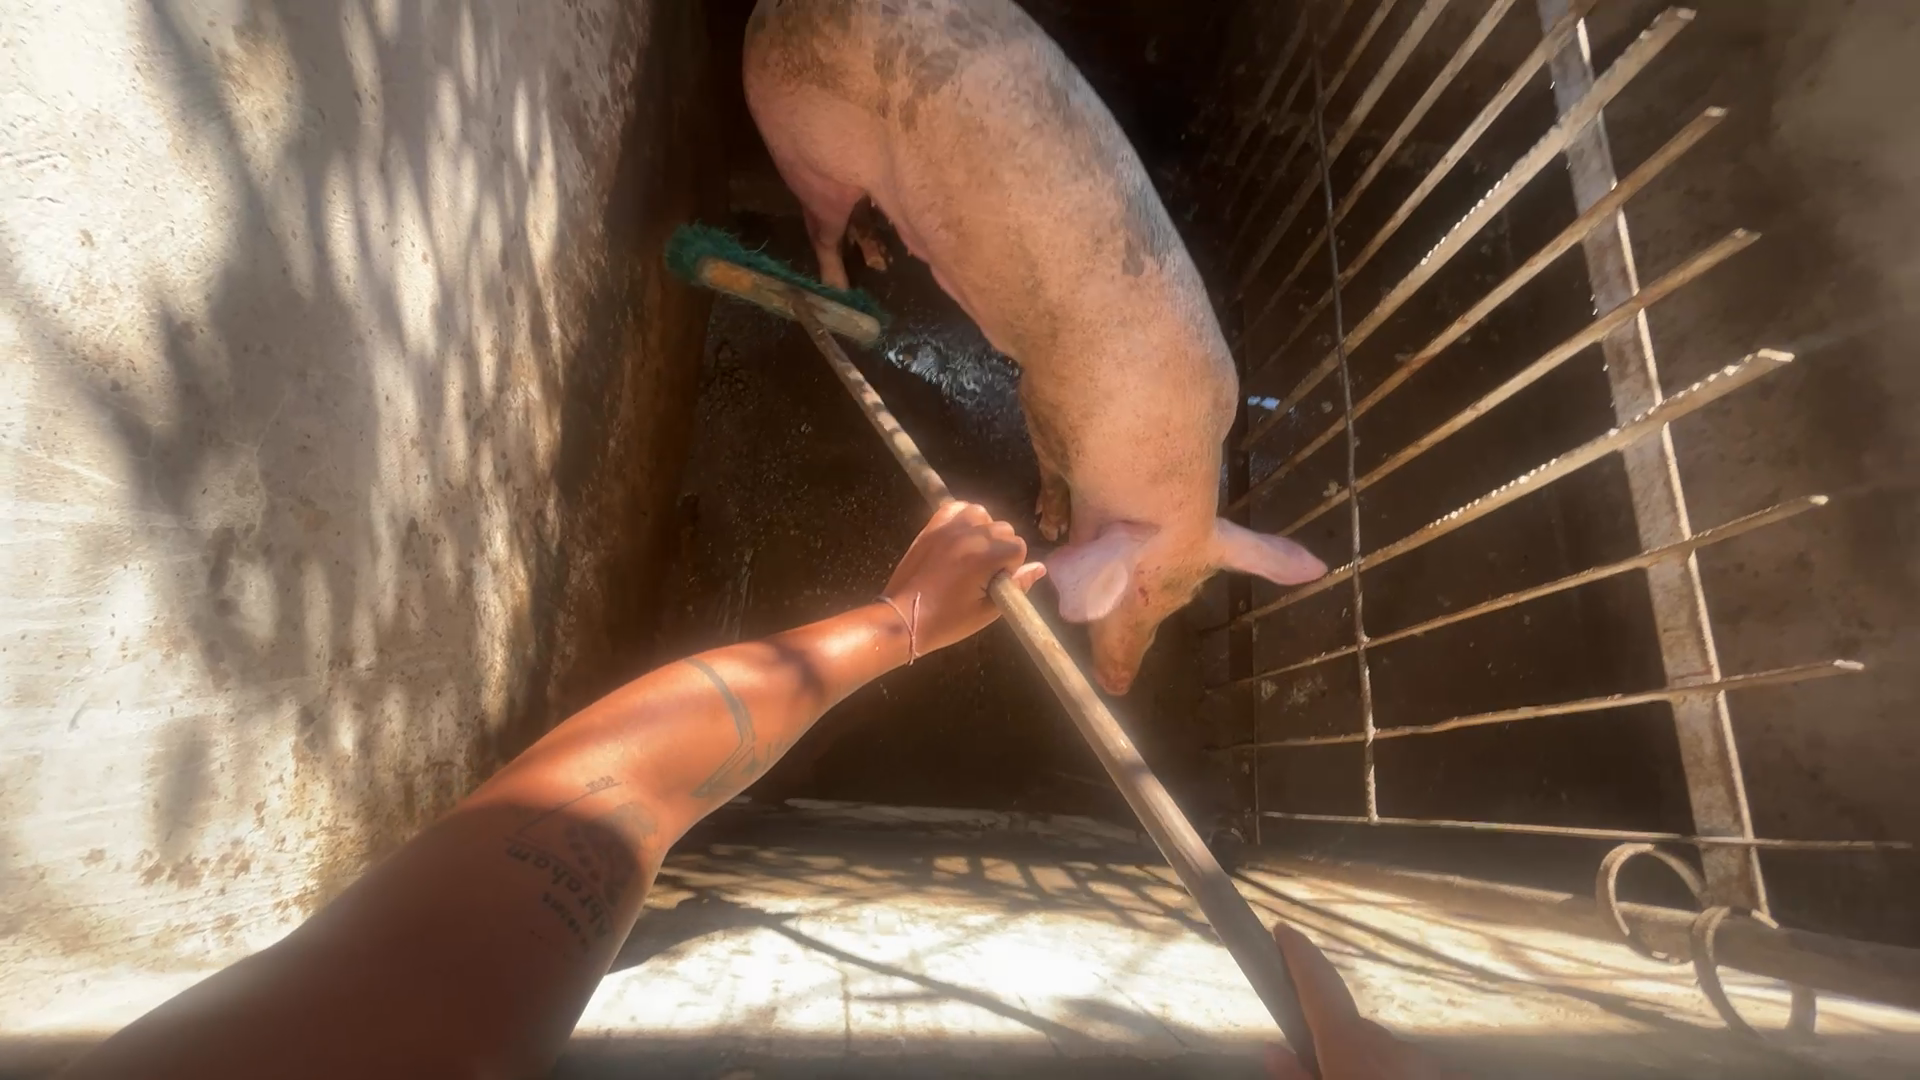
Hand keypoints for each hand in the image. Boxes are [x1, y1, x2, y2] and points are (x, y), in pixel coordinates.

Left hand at [881, 501, 1045, 655]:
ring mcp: (948, 528)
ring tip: (973, 556)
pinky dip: (964, 517)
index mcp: (984, 557)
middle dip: (1001, 550)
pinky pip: (957, 507)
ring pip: (983, 515)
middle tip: (984, 575)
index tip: (996, 584)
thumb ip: (1016, 586)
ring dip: (984, 531)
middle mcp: (968, 535)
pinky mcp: (932, 527)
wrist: (902, 617)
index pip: (1018, 546)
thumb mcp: (987, 611)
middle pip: (1003, 529)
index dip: (1012, 567)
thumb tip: (1040, 567)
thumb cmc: (946, 621)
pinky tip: (962, 537)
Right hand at [1266, 923, 1445, 1079]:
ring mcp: (1423, 1063)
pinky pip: (1412, 1073)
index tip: (1283, 931)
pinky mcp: (1446, 1076)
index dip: (1298, 954)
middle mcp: (1385, 1043)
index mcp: (1347, 1044)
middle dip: (1337, 1043)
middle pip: (1351, 1028)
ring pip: (1386, 1056)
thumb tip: (1271, 1050)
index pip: (1317, 983)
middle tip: (1326, 1072)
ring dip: (1372, 1071)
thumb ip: (1297, 1079)